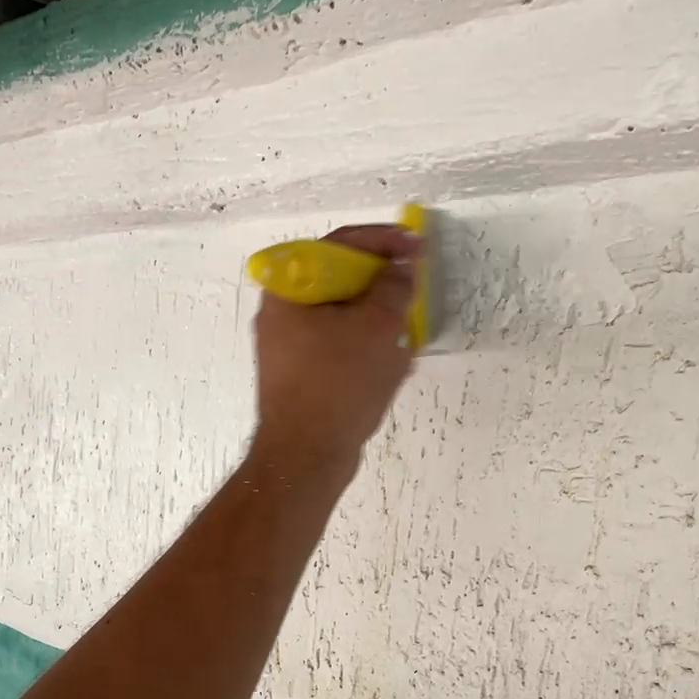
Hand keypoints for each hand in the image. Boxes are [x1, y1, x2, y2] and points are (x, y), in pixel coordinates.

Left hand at [249, 223, 418, 478]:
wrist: (306, 457)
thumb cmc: (338, 385)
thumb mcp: (376, 328)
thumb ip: (393, 287)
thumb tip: (402, 266)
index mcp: (288, 289)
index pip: (338, 245)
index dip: (382, 241)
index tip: (417, 247)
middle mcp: (281, 312)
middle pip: (340, 281)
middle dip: (382, 288)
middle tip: (413, 293)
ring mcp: (289, 347)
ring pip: (343, 318)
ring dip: (379, 323)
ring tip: (406, 338)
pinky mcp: (301, 376)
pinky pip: (339, 349)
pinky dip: (366, 350)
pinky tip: (392, 367)